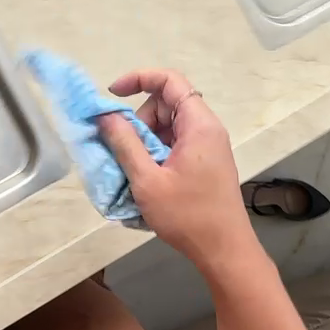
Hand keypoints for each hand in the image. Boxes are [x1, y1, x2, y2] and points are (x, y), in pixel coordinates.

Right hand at [97, 68, 258, 272]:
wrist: (223, 250)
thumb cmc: (186, 215)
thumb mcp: (147, 179)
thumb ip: (124, 143)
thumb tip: (106, 115)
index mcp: (199, 125)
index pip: (169, 81)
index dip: (139, 79)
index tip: (113, 94)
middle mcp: (207, 130)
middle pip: (167, 104)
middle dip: (140, 119)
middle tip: (125, 149)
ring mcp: (209, 147)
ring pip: (169, 126)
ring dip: (146, 140)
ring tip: (134, 170)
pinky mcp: (206, 164)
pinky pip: (176, 145)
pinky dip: (156, 153)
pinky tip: (146, 178)